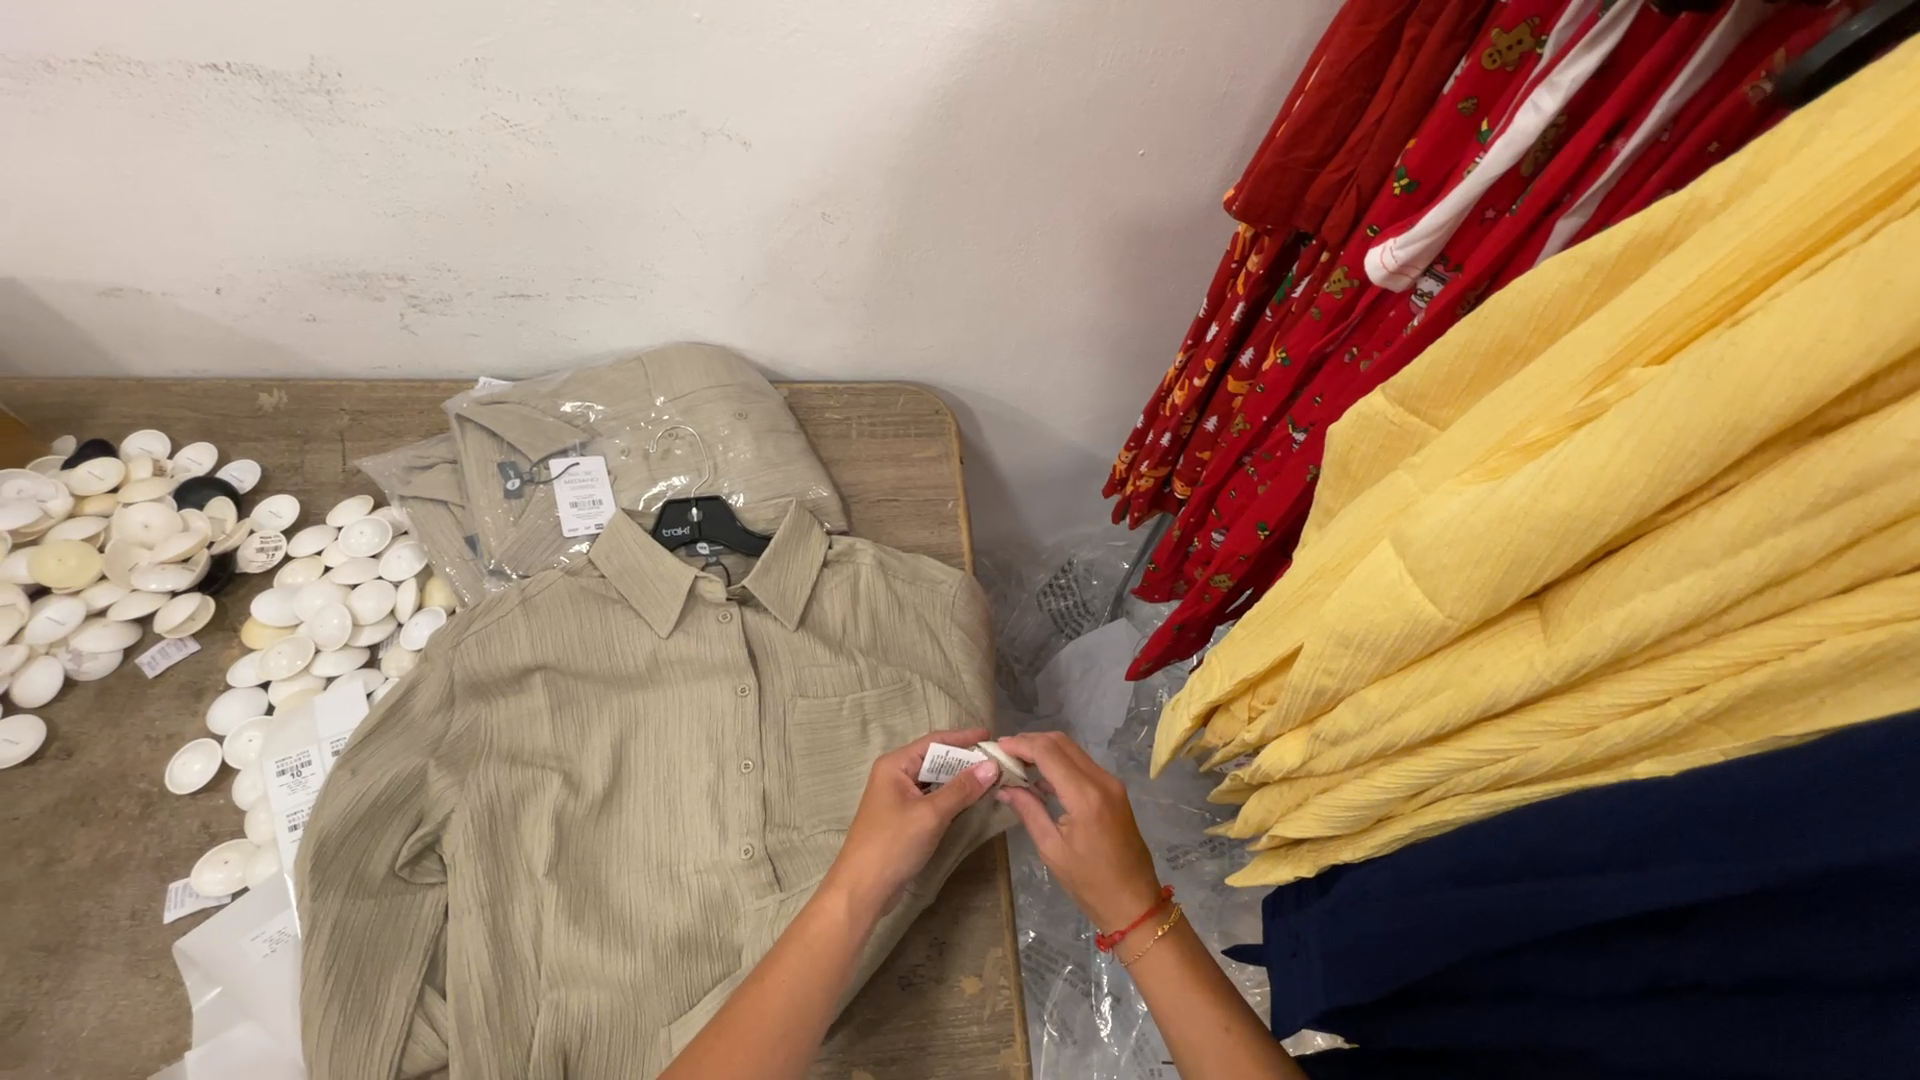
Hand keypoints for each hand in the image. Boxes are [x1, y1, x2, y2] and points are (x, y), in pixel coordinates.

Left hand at [822, 727, 999, 920]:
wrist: (862, 889)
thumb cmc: (893, 844)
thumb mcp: (930, 814)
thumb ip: (962, 789)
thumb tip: (992, 765)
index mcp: (895, 765)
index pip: (934, 742)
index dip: (963, 738)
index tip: (991, 736)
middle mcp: (895, 775)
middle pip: (935, 759)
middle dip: (965, 760)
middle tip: (997, 761)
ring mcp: (898, 797)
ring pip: (935, 780)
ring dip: (960, 779)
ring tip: (990, 778)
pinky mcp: (904, 818)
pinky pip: (932, 798)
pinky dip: (951, 797)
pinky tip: (971, 800)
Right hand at [994, 732, 1164, 932]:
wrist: (1134, 902)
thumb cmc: (1089, 883)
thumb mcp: (1051, 849)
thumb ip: (1028, 810)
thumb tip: (1004, 787)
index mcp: (1085, 796)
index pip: (1048, 752)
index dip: (1021, 744)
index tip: (998, 747)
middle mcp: (1102, 780)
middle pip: (1061, 743)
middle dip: (1031, 741)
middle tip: (1006, 752)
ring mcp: (1111, 783)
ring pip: (1073, 750)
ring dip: (1046, 750)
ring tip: (1018, 762)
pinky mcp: (1114, 790)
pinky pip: (1083, 764)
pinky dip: (1060, 762)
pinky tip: (1041, 776)